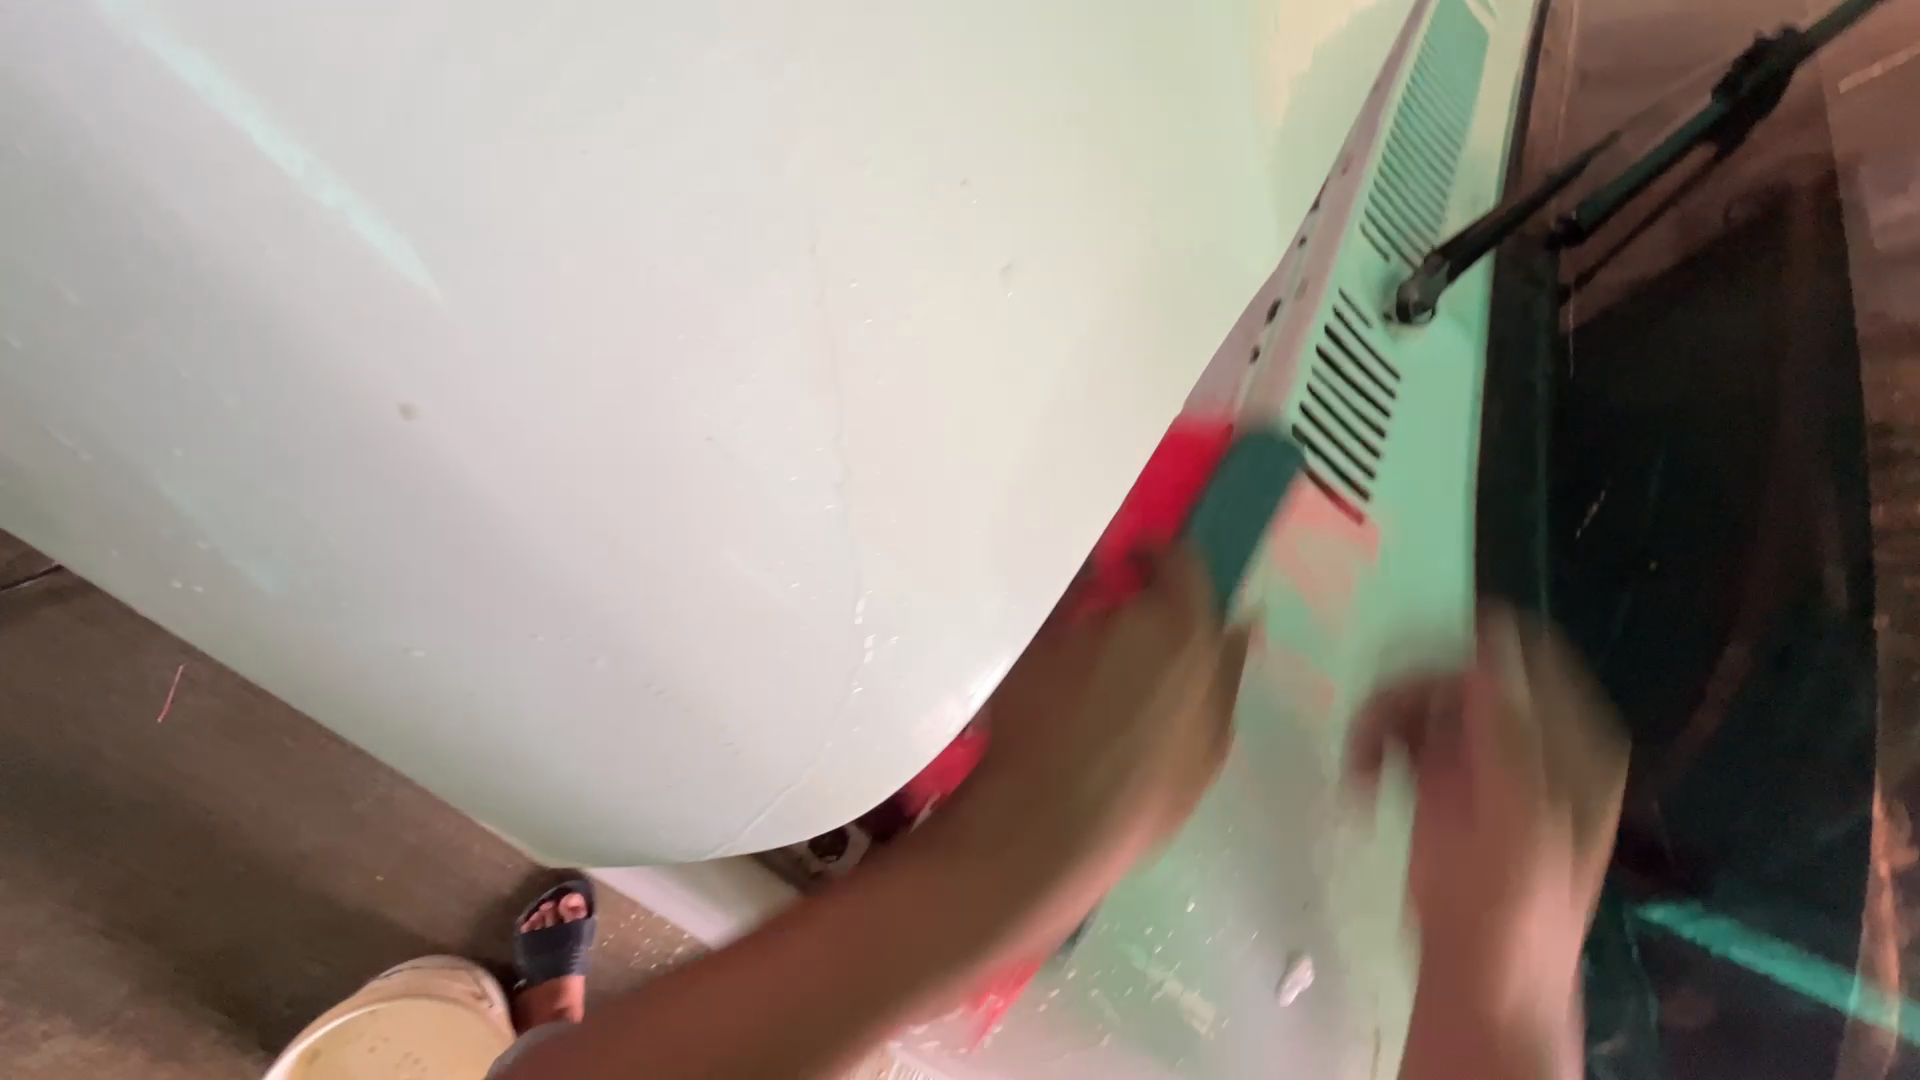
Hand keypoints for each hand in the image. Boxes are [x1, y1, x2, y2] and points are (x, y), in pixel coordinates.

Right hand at [957, 545, 1251, 901]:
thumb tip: (1099, 570)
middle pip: (1211, 615)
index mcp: (1176, 623)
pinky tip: (1143, 725)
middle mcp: (1213, 668)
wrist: (1051, 825)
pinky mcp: (1207, 773)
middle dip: (1177, 604)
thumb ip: (1077, 593)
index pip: (1184, 563)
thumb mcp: (1042, 638)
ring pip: (1215, 672)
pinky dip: (1184, 706)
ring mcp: (1217, 726)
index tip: (1127, 557)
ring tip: (1141, 668)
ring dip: (1186, 656)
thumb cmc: (1040, 718)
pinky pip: (1205, 719)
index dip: (1156, 551)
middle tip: (1133, 612)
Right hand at [1348, 607, 1627, 1022]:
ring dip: (1379, 717)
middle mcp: (1524, 733)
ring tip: (1357, 761)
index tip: (1404, 651)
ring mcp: (1477, 750)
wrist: (1480, 968)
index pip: (1523, 653)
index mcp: (1569, 739)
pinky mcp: (1435, 770)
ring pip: (1418, 694)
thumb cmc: (1514, 906)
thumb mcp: (1522, 822)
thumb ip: (1511, 738)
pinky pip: (1396, 726)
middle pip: (1456, 669)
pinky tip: (1359, 775)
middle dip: (1406, 690)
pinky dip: (1370, 741)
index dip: (1467, 643)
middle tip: (1368, 724)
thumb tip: (1486, 654)